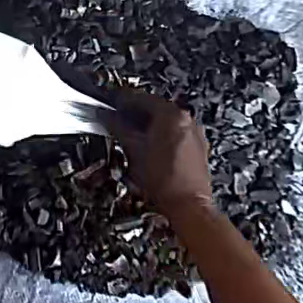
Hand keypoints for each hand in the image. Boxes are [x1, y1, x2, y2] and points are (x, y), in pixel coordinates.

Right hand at [103, 90, 213, 216]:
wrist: (188, 204)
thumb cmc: (162, 178)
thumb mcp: (132, 148)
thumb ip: (117, 127)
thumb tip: (105, 116)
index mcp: (172, 116)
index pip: (141, 98)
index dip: (121, 99)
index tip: (108, 100)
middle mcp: (187, 121)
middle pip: (155, 107)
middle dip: (133, 110)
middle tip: (114, 115)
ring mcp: (194, 135)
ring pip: (164, 120)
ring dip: (145, 122)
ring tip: (127, 130)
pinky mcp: (197, 148)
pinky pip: (173, 131)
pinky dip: (158, 132)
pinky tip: (145, 142)